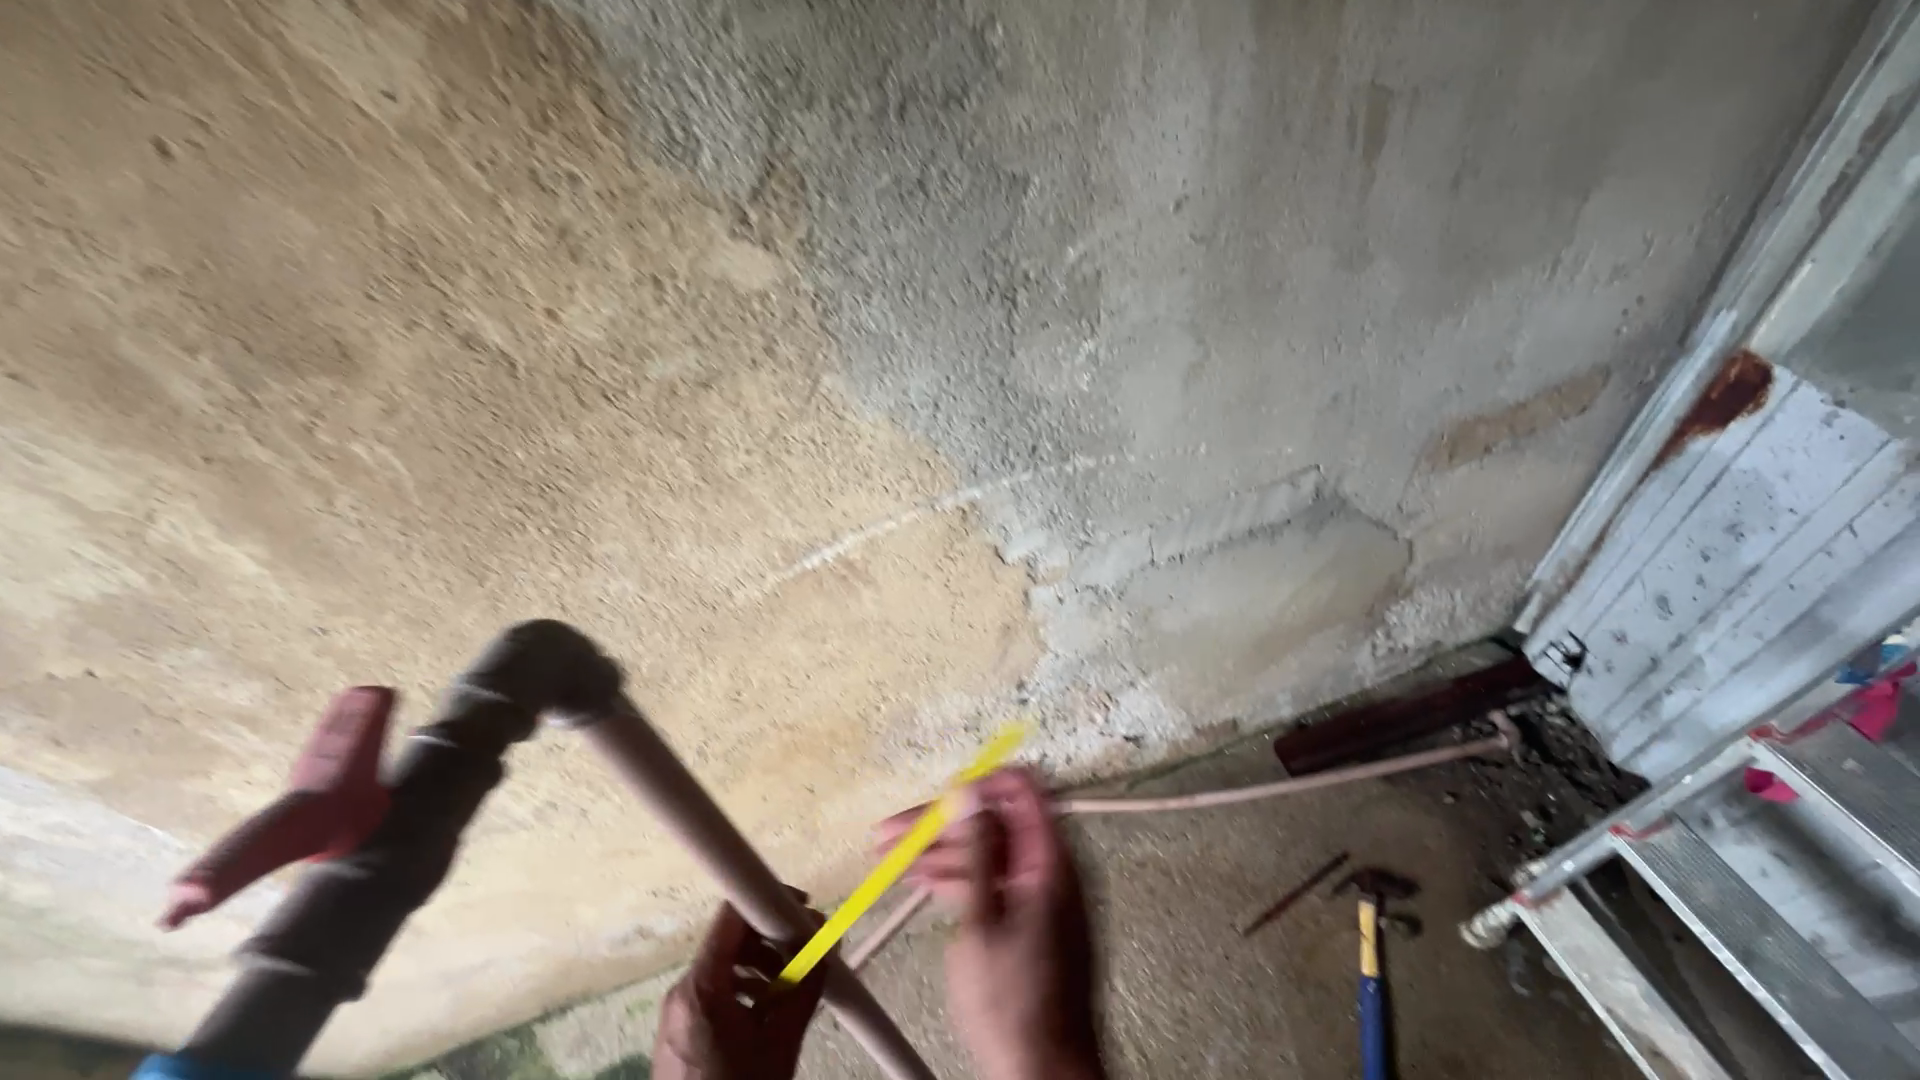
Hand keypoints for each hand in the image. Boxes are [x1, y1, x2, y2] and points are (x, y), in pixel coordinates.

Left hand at [653, 896, 828, 1079]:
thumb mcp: (780, 1044)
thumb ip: (804, 988)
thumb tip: (826, 948)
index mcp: (702, 987)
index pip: (731, 915)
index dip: (769, 901)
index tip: (802, 909)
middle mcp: (682, 990)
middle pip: (730, 938)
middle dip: (773, 938)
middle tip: (810, 950)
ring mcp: (677, 1011)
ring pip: (724, 964)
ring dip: (762, 965)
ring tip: (795, 986)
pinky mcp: (680, 1029)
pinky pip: (715, 990)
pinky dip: (745, 988)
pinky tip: (770, 1011)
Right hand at [876, 767, 1104, 1079]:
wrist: (1042, 1067)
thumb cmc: (1014, 1003)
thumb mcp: (982, 919)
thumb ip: (976, 850)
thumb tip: (968, 793)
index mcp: (1050, 860)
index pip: (1022, 789)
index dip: (979, 785)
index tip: (938, 800)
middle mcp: (1051, 866)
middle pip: (996, 820)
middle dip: (943, 823)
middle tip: (893, 834)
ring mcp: (1041, 891)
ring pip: (989, 850)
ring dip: (942, 851)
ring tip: (894, 859)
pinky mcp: (1030, 914)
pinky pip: (994, 878)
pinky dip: (960, 877)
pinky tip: (924, 882)